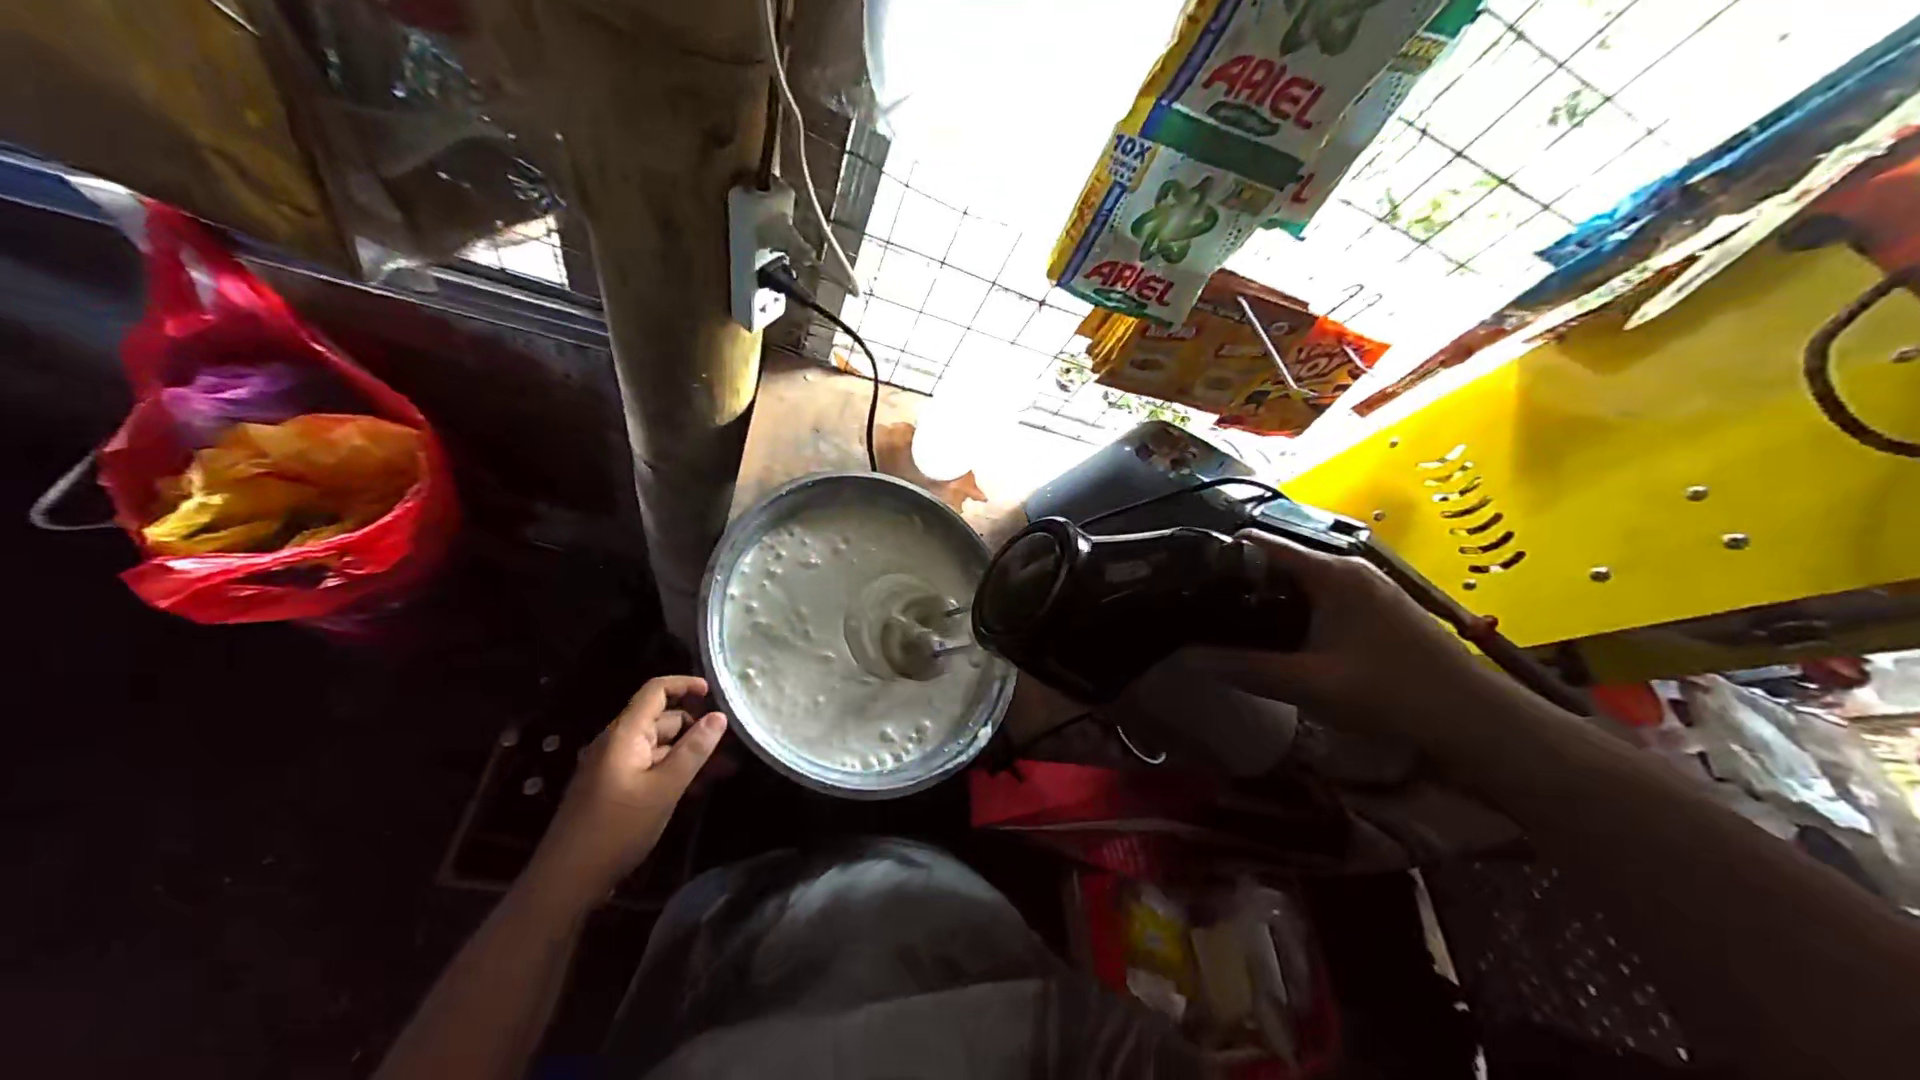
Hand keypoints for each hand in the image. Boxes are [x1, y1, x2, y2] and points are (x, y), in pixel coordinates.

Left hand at [523, 676, 727, 910]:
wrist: (567, 880)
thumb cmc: (617, 829)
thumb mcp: (664, 789)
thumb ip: (693, 751)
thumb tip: (719, 716)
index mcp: (624, 735)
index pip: (655, 691)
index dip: (685, 685)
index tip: (715, 694)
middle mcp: (616, 743)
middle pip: (661, 719)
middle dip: (696, 728)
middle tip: (730, 746)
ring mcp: (613, 766)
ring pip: (659, 746)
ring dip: (689, 753)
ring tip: (723, 770)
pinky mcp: (613, 788)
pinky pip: (649, 766)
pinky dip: (673, 770)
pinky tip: (696, 788)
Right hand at [1178, 530, 1507, 743]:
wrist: (1477, 722)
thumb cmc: (1390, 693)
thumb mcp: (1308, 684)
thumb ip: (1243, 668)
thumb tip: (1184, 658)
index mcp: (1331, 573)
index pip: (1260, 543)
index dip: (1220, 557)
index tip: (1187, 581)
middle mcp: (1347, 569)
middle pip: (1276, 563)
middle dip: (1238, 584)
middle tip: (1200, 612)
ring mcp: (1364, 589)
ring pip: (1297, 585)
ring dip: (1264, 602)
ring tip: (1226, 627)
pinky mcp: (1373, 611)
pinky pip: (1317, 601)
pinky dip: (1290, 614)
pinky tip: (1275, 642)